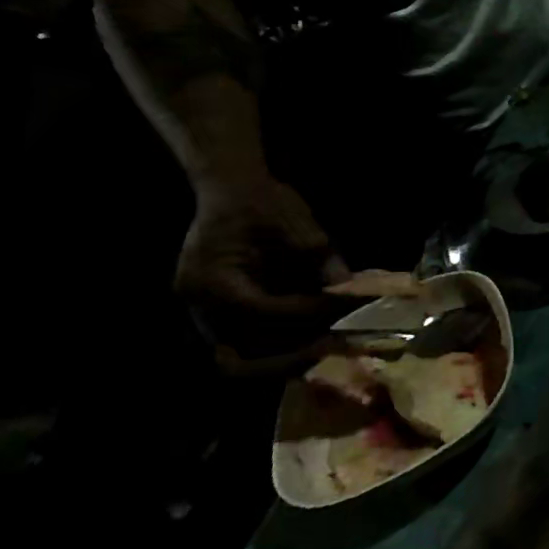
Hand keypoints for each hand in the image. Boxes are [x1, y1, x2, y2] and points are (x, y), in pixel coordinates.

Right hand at [179, 175, 350, 370]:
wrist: (233, 190)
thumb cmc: (262, 201)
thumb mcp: (295, 221)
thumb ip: (318, 254)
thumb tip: (347, 286)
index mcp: (211, 279)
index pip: (261, 311)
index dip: (306, 312)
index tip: (343, 308)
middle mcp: (200, 305)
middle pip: (240, 353)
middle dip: (288, 356)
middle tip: (333, 346)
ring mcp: (205, 314)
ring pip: (241, 356)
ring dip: (285, 357)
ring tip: (328, 347)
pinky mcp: (220, 316)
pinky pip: (246, 343)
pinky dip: (279, 347)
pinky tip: (315, 337)